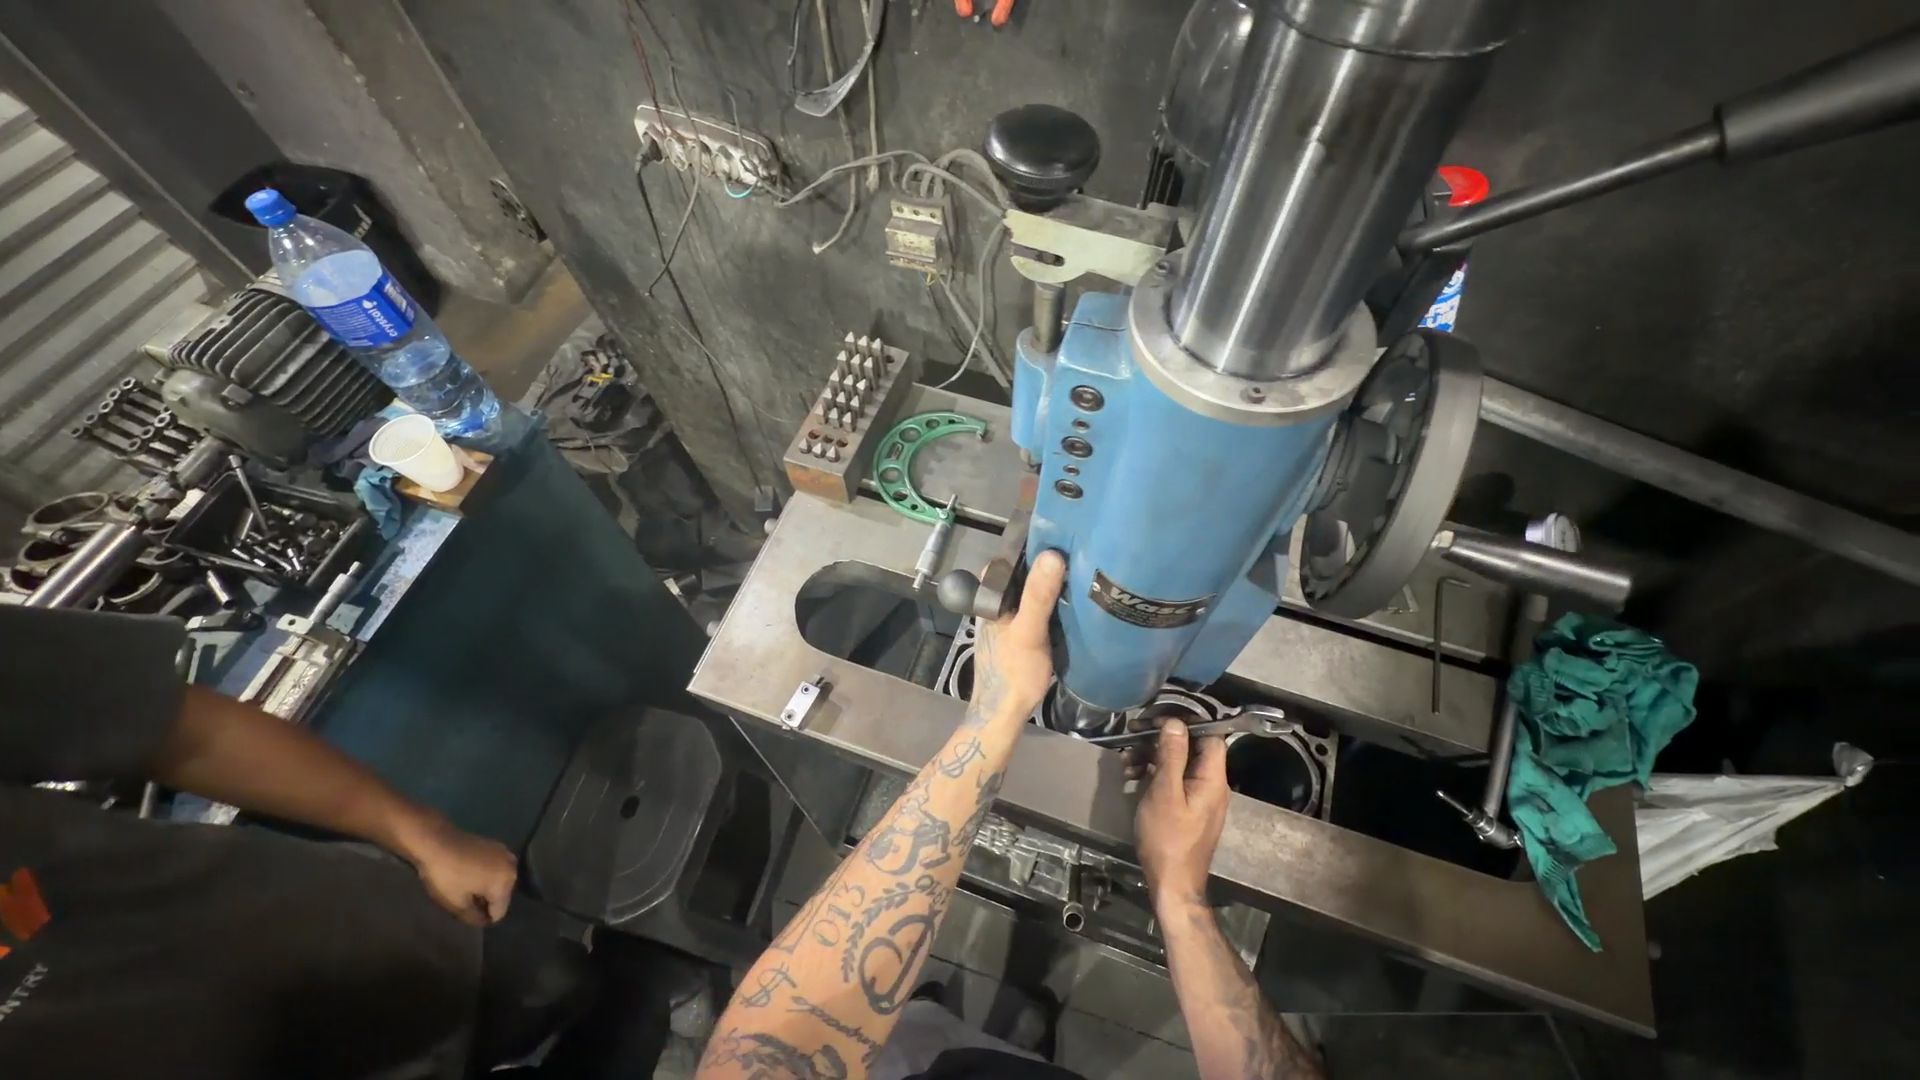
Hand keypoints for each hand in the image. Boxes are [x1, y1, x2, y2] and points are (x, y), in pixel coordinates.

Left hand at [395, 813, 518, 925]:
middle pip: (503, 895)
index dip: (484, 919)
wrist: (438, 843)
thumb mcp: (457, 904)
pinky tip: (471, 874)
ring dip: (488, 887)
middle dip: (488, 902)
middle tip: (468, 903)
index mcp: (506, 884)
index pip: (500, 912)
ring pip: (500, 880)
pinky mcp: (498, 845)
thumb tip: (483, 920)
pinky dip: (488, 873)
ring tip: (469, 888)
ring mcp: (507, 854)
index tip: (469, 918)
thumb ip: (473, 916)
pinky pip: (497, 867)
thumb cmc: (448, 877)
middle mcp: (513, 868)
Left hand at [969, 550, 1066, 724]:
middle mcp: (996, 603)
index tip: (1064, 535)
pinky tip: (1075, 601)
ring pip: (1032, 591)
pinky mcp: (1022, 632)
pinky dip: (1055, 603)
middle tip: (1082, 553)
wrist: (1005, 713)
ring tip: (1084, 572)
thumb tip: (1052, 555)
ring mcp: (1009, 618)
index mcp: (989, 597)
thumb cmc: (1013, 672)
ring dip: (1053, 584)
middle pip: (1023, 573)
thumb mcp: (1028, 631)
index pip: (1009, 558)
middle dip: (1047, 564)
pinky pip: (1040, 608)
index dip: (1033, 545)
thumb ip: (1038, 596)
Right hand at [1135, 719, 1229, 911]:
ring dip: (1152, 757)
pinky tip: (1132, 777)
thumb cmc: (1168, 838)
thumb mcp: (1165, 792)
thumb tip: (1175, 722)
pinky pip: (1174, 781)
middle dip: (1161, 739)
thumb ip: (1172, 755)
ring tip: (1125, 760)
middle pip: (1191, 748)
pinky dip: (1154, 775)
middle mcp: (1211, 785)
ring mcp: (1200, 798)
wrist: (1172, 883)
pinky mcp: (1187, 808)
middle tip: (1133, 735)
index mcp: (1213, 778)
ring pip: (1179, 764)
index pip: (1210, 736)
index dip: (1186, 722)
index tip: (1157, 718)